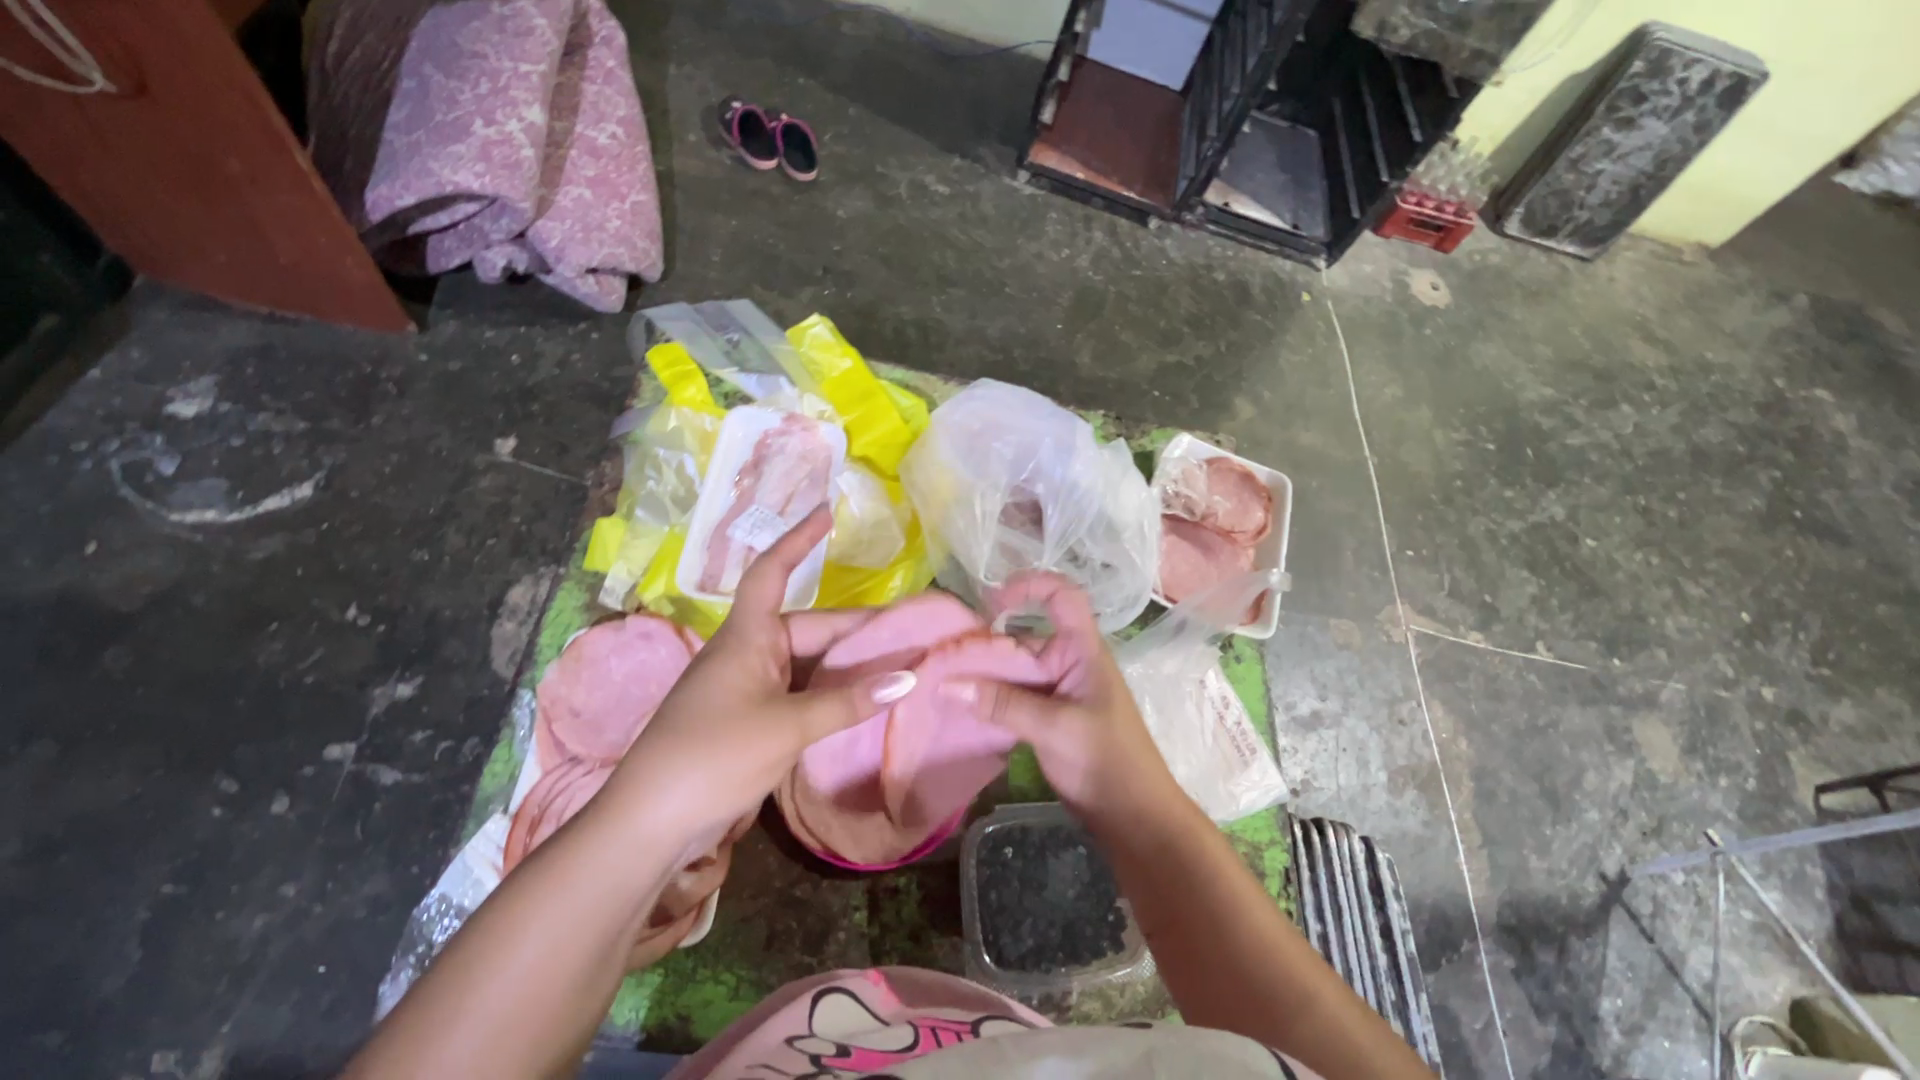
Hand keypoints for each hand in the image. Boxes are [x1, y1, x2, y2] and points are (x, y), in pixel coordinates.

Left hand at [600, 508, 918, 857]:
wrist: (652, 821)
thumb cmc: (715, 754)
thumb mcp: (787, 726)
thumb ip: (848, 702)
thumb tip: (907, 678)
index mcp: (747, 636)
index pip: (773, 572)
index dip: (799, 540)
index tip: (827, 513)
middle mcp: (748, 653)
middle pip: (811, 628)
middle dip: (858, 632)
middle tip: (914, 637)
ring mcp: (748, 689)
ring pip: (809, 665)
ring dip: (849, 669)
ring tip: (903, 670)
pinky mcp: (750, 721)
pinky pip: (800, 695)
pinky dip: (832, 697)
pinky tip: (864, 706)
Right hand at [948, 571, 1181, 821]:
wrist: (1133, 816)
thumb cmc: (1106, 761)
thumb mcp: (1054, 728)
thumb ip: (1002, 705)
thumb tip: (947, 684)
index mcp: (1083, 652)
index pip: (1063, 598)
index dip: (1031, 586)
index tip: (991, 600)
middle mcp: (1068, 664)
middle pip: (1021, 639)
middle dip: (983, 645)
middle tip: (940, 659)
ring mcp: (1055, 693)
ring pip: (1011, 671)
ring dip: (979, 675)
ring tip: (939, 682)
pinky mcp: (1045, 719)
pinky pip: (1010, 698)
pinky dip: (986, 699)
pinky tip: (958, 707)